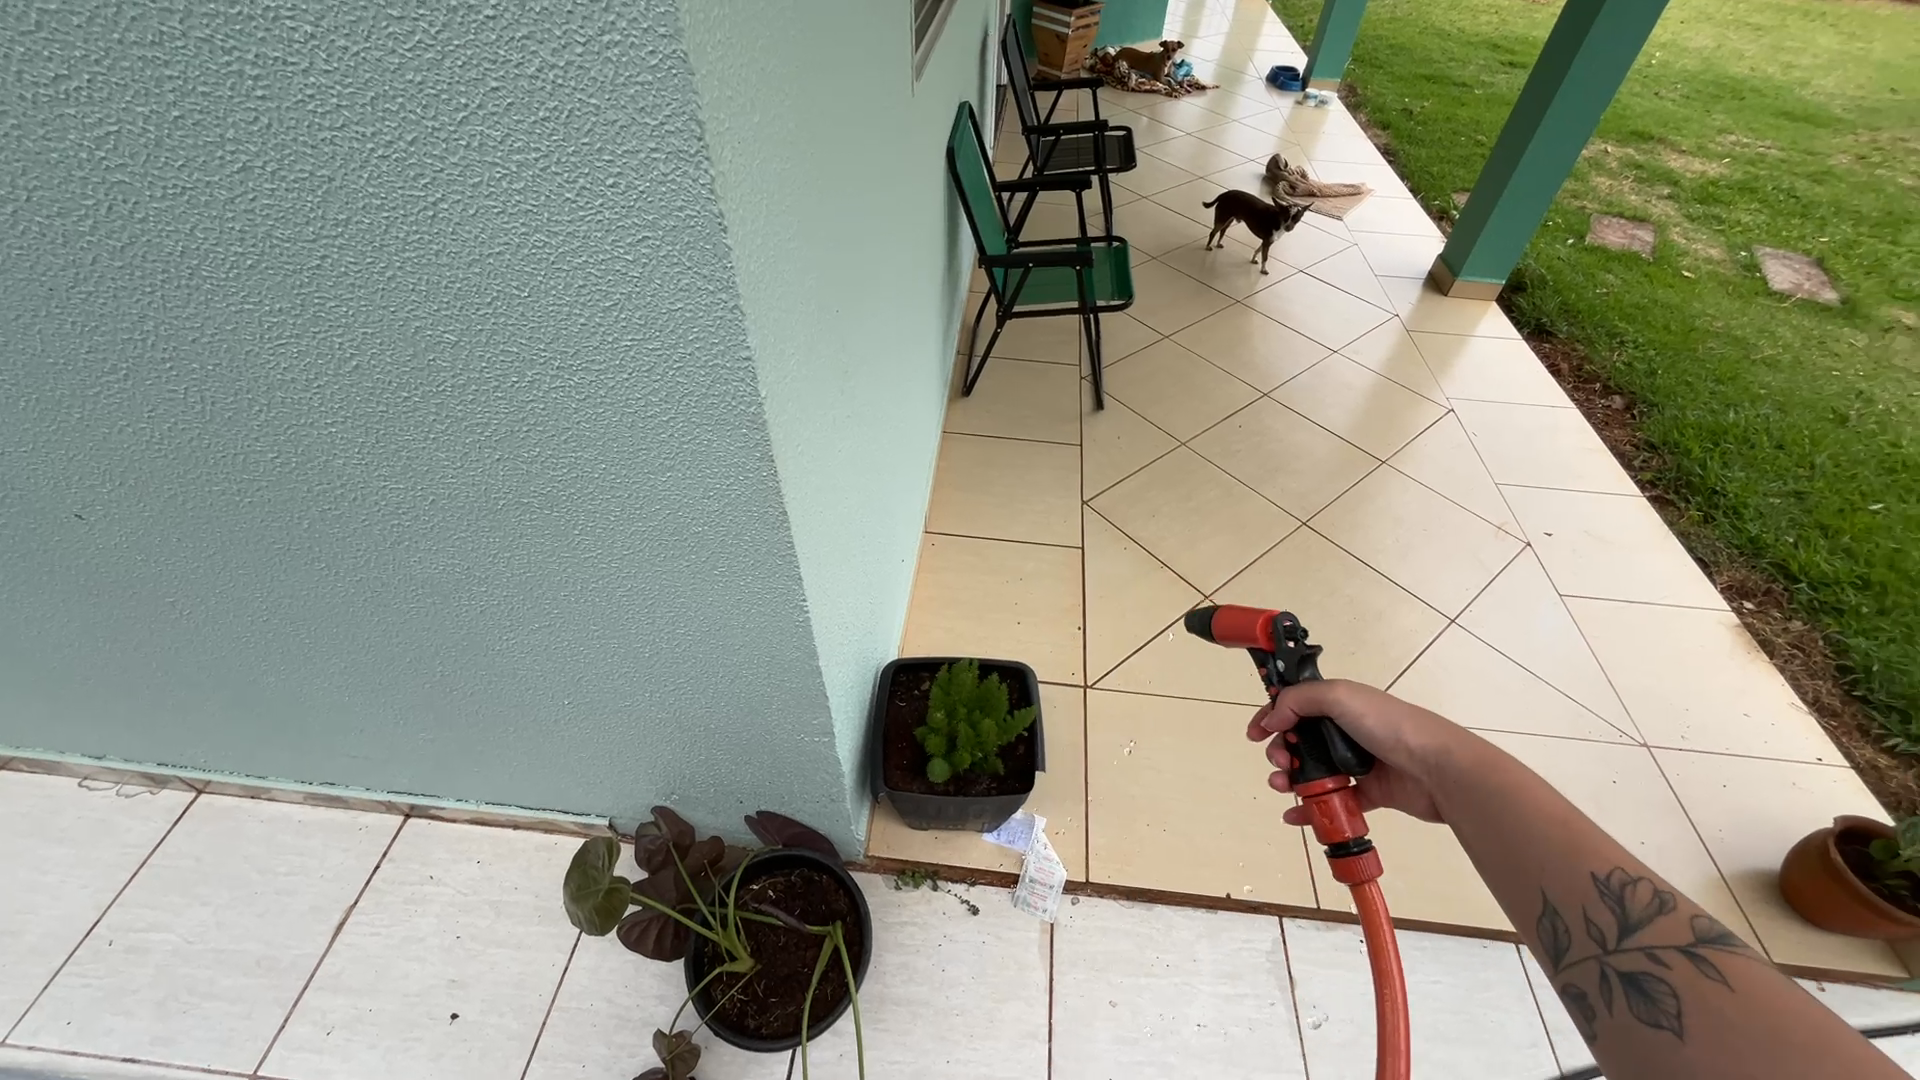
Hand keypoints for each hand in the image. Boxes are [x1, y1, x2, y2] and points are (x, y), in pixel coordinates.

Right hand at [1245, 679, 1474, 826]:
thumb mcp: (1339, 696)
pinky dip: (1309, 809)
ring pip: (1310, 772)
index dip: (1270, 716)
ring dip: (1288, 780)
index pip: (1294, 705)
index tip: (1255, 734)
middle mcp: (1344, 730)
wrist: (1439, 768)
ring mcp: (1355, 763)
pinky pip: (1330, 800)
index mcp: (1338, 704)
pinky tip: (1295, 816)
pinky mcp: (1367, 793)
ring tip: (1283, 787)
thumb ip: (1297, 700)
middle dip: (1279, 751)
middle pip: (1297, 740)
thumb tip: (1272, 720)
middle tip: (1280, 762)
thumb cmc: (1389, 725)